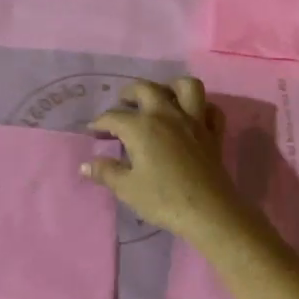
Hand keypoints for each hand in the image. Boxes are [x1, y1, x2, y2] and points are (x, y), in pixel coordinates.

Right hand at [83, 77, 259, 246]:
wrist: (207, 212)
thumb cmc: (162, 199)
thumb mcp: (127, 189)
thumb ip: (105, 172)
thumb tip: (85, 165)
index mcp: (142, 127)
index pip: (114, 116)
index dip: (100, 122)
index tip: (92, 131)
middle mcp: (167, 115)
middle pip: (146, 89)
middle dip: (129, 93)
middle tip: (122, 103)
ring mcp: (194, 121)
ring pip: (186, 87)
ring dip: (171, 86)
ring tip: (161, 96)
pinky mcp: (214, 134)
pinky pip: (211, 109)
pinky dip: (202, 107)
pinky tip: (192, 116)